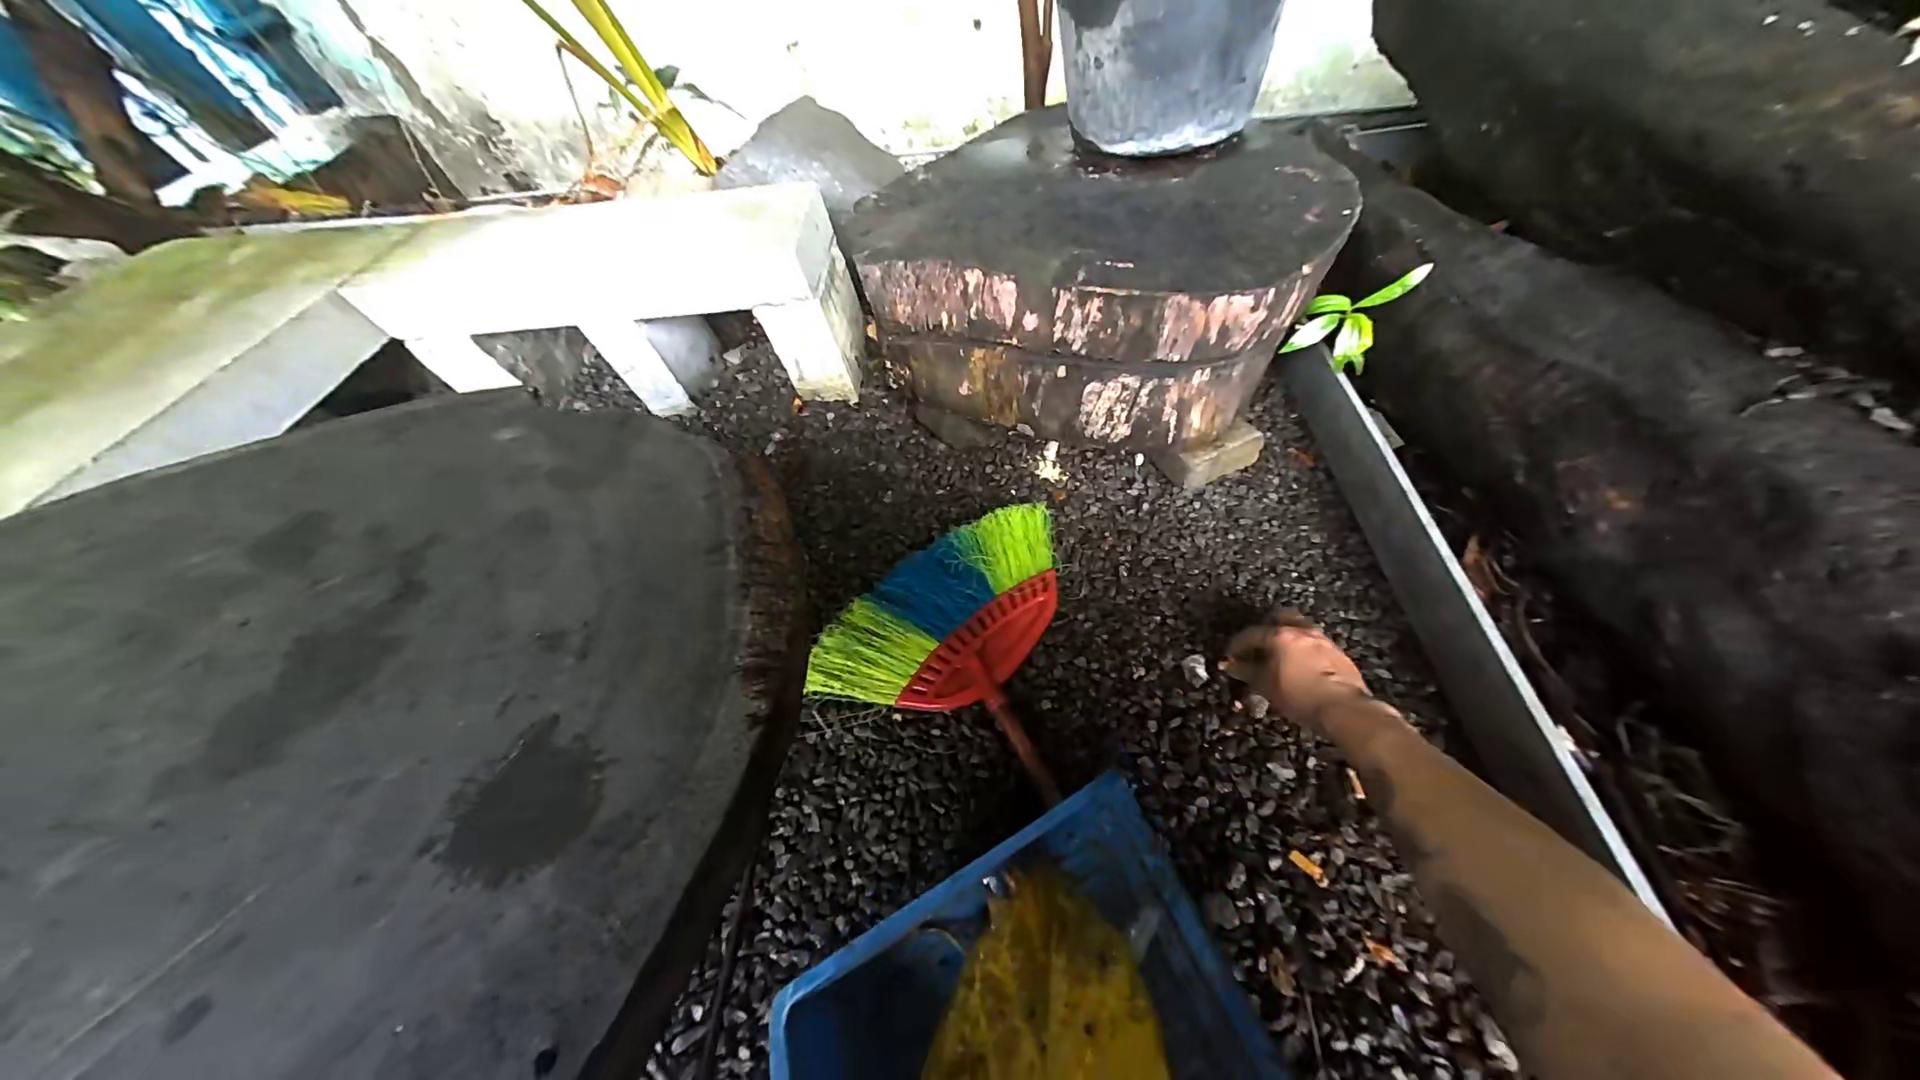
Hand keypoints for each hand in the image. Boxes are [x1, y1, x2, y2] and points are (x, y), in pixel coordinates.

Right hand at [1223, 610, 1372, 733]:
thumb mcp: (1265, 685)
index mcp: (1280, 635)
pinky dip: (1304, 649)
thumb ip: (1246, 671)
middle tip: (1258, 645)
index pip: (1251, 634)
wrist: (1345, 709)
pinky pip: (1315, 644)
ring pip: (1300, 629)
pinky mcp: (1339, 653)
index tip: (1231, 655)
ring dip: (1287, 638)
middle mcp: (1302, 631)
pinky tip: (1301, 666)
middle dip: (1266, 627)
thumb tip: (1230, 665)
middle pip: (1280, 617)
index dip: (1237, 645)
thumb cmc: (1299, 695)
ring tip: (1280, 656)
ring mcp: (1323, 640)